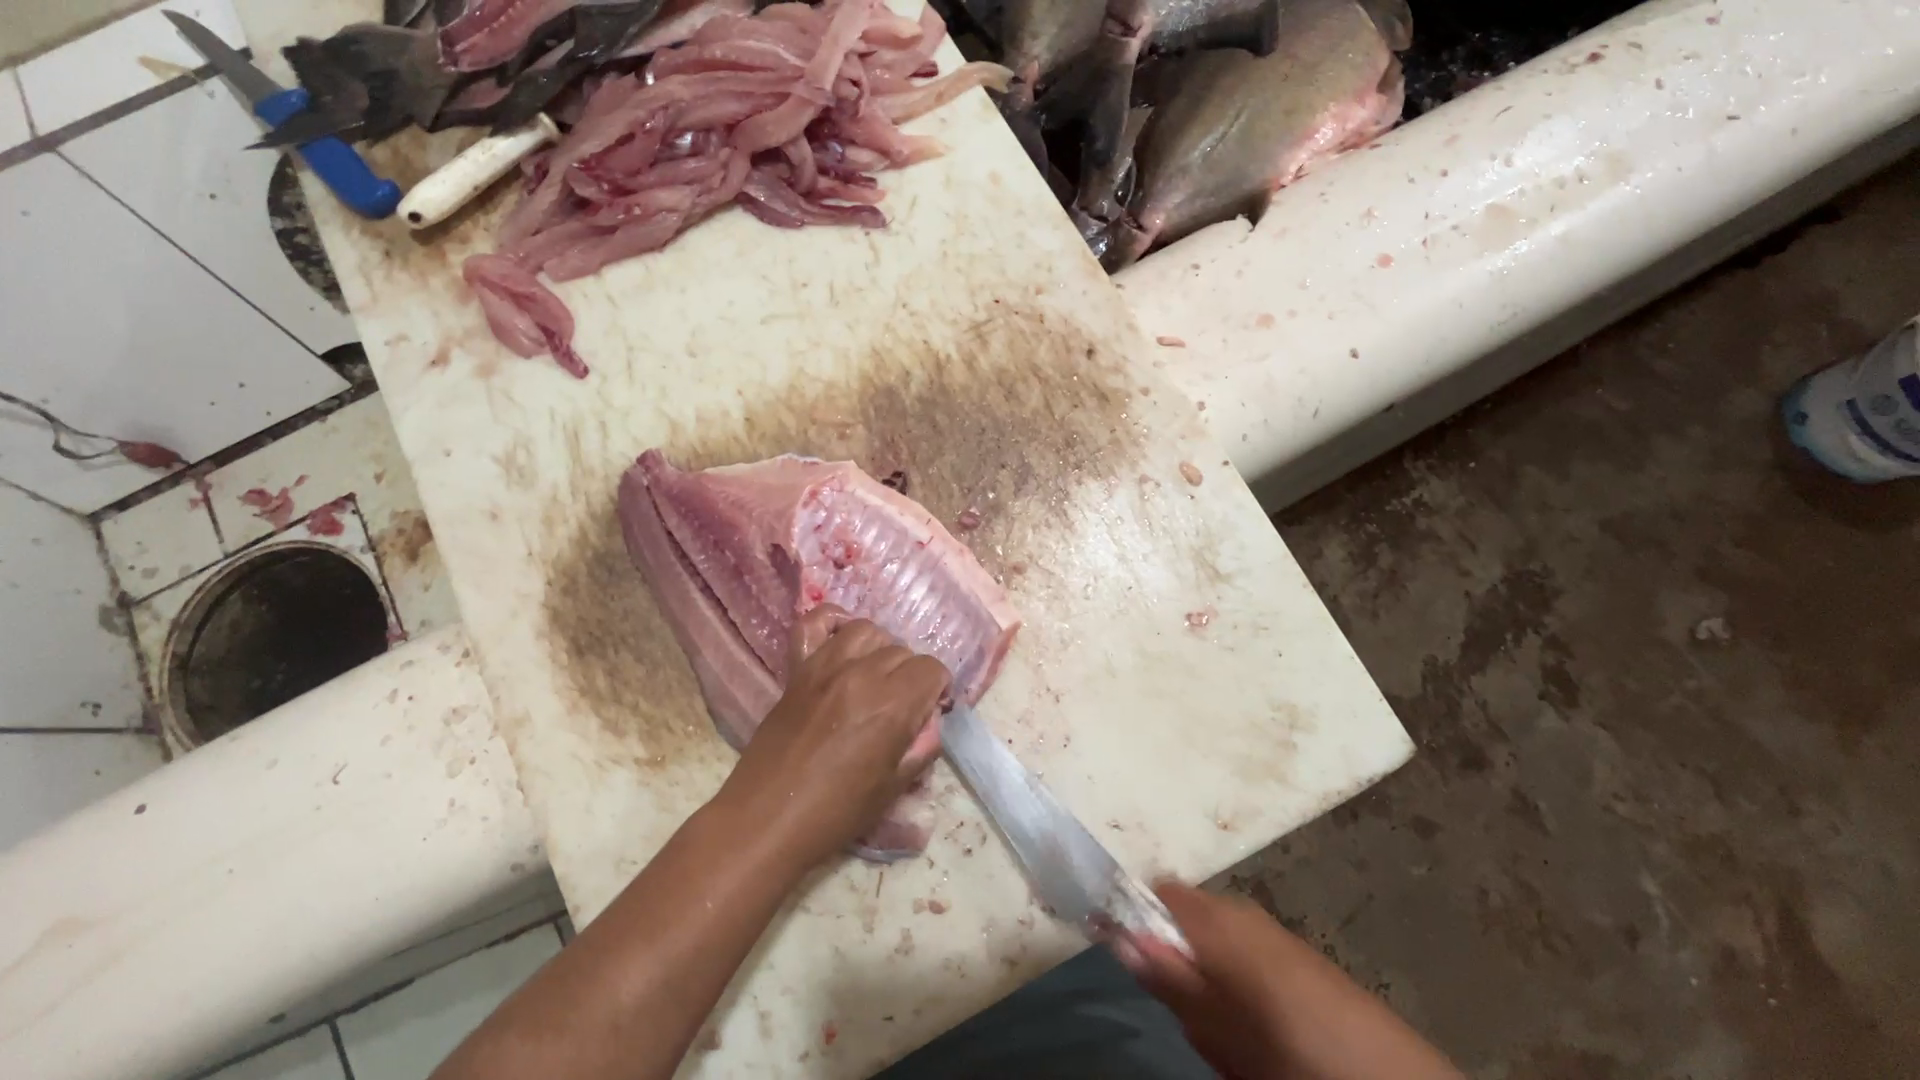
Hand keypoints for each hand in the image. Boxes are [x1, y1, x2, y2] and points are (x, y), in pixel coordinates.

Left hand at [717, 606, 949, 867]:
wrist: (767, 819)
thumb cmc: (836, 812)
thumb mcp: (894, 786)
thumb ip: (922, 744)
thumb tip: (931, 718)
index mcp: (890, 705)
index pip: (932, 669)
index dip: (938, 690)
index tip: (930, 711)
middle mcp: (860, 674)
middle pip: (902, 651)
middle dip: (911, 675)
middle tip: (902, 706)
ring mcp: (823, 666)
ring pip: (866, 630)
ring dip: (880, 649)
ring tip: (876, 677)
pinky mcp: (796, 670)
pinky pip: (814, 624)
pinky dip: (832, 622)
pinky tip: (843, 639)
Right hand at [1123, 883, 1462, 1079]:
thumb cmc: (1295, 1047)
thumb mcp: (1220, 1026)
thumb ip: (1169, 977)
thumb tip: (1119, 933)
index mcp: (1221, 919)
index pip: (1158, 890)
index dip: (1133, 913)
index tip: (1116, 946)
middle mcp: (1245, 913)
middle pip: (1184, 921)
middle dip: (1175, 964)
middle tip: (1188, 1016)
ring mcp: (1273, 933)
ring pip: (1212, 949)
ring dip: (1206, 985)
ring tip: (1225, 1034)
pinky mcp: (1295, 957)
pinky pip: (1243, 962)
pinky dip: (1236, 992)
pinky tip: (1256, 1033)